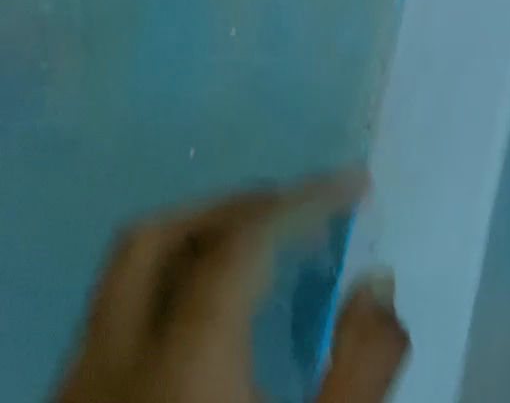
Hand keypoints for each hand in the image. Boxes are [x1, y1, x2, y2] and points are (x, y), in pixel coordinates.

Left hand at [51, 170, 410, 402]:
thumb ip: (368, 358)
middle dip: (237, 203)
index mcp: (180, 369)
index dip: (303, 200)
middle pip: (153, 241)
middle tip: (304, 204)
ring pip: (125, 277)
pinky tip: (233, 307)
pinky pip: (120, 316)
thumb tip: (374, 283)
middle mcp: (107, 369)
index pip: (237, 246)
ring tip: (277, 247)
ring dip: (205, 240)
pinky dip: (180, 282)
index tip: (358, 186)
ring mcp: (75, 392)